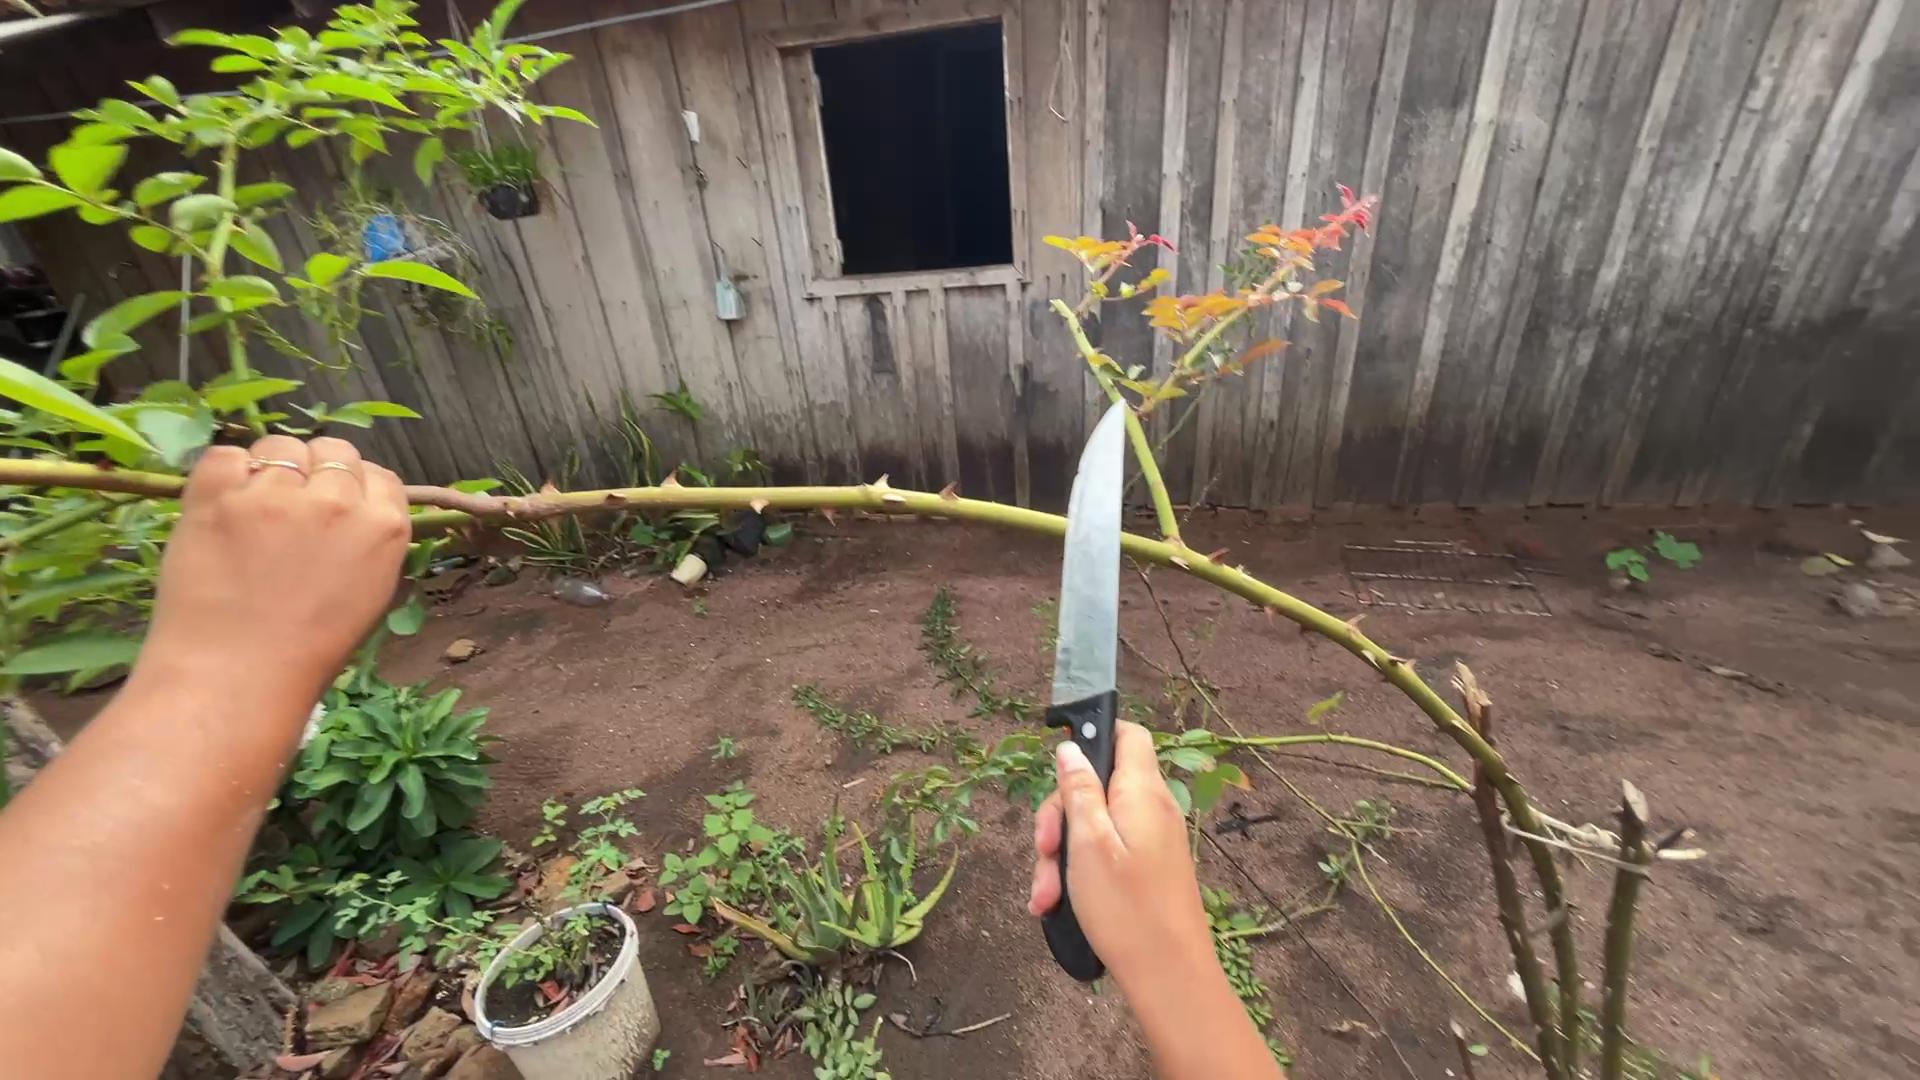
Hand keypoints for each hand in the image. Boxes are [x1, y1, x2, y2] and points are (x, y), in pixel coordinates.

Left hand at [135, 436, 410, 719]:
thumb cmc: (319, 640)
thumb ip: (375, 537)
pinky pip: (224, 455)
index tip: (343, 503)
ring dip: (275, 464)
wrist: (243, 668)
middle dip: (322, 467)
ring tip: (259, 496)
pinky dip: (227, 468)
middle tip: (301, 496)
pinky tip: (226, 495)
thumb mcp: (377, 585)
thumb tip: (358, 509)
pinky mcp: (216, 500)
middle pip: (335, 452)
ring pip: (282, 446)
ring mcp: (275, 497)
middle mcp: (338, 502)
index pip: (381, 475)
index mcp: (386, 526)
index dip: (361, 484)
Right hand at [1028, 721, 1214, 995]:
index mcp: (1141, 791)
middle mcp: (1151, 808)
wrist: (1171, 981)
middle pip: (1097, 783)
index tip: (1062, 763)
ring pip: (1094, 822)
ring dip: (1063, 851)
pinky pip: (1106, 850)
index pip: (1127, 734)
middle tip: (1044, 847)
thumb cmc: (1127, 909)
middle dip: (1060, 813)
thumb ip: (1078, 790)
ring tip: (1046, 893)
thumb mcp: (1088, 843)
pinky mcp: (1147, 866)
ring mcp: (1150, 839)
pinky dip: (1080, 869)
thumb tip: (1070, 749)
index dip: (1095, 734)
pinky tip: (1057, 901)